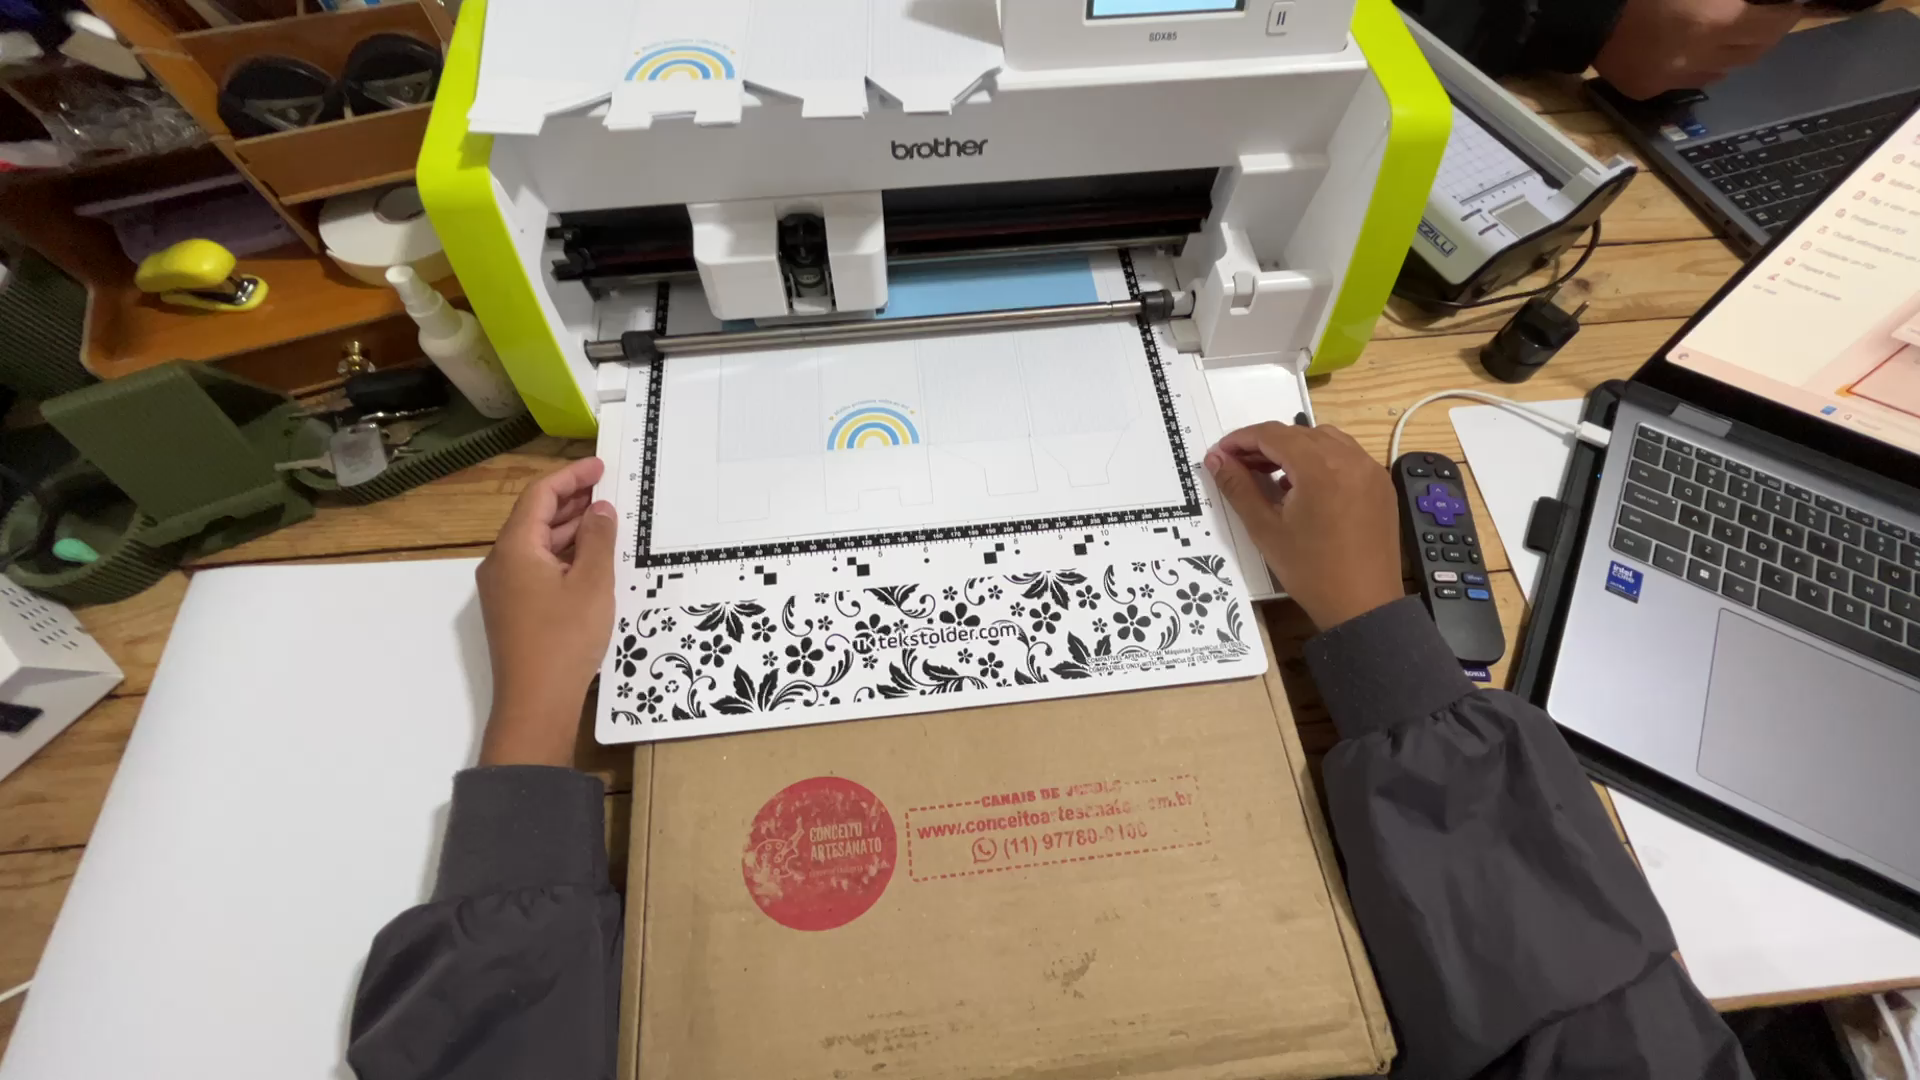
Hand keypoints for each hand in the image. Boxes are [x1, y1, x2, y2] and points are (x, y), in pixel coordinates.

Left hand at [475, 457, 617, 766]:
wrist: (536, 700)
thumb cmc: (565, 638)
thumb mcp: (592, 584)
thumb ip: (598, 540)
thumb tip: (600, 509)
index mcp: (515, 549)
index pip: (539, 497)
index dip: (569, 477)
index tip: (600, 465)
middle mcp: (502, 563)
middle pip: (535, 518)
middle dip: (571, 500)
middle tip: (609, 488)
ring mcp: (505, 588)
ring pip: (538, 544)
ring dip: (571, 528)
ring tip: (607, 518)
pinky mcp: (515, 608)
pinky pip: (539, 566)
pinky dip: (565, 553)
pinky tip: (592, 557)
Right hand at [1204, 422, 1403, 630]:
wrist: (1362, 604)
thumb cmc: (1309, 570)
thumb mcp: (1264, 528)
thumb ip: (1238, 487)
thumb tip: (1217, 460)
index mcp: (1321, 469)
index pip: (1274, 435)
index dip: (1242, 439)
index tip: (1220, 453)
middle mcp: (1351, 460)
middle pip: (1298, 433)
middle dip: (1264, 444)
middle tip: (1237, 465)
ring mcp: (1370, 470)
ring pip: (1324, 439)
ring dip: (1292, 447)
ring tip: (1269, 473)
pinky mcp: (1379, 484)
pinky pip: (1345, 455)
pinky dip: (1318, 459)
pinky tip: (1301, 485)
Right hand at [1593, 0, 1801, 100]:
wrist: (1593, 20)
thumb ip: (1733, 0)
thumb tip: (1756, 6)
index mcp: (1717, 23)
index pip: (1775, 27)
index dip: (1786, 15)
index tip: (1786, 7)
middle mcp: (1696, 58)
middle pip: (1750, 56)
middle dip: (1762, 38)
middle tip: (1760, 23)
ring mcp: (1668, 79)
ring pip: (1717, 73)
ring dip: (1726, 57)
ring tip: (1721, 41)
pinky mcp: (1645, 90)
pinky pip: (1681, 83)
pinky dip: (1690, 70)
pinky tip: (1682, 56)